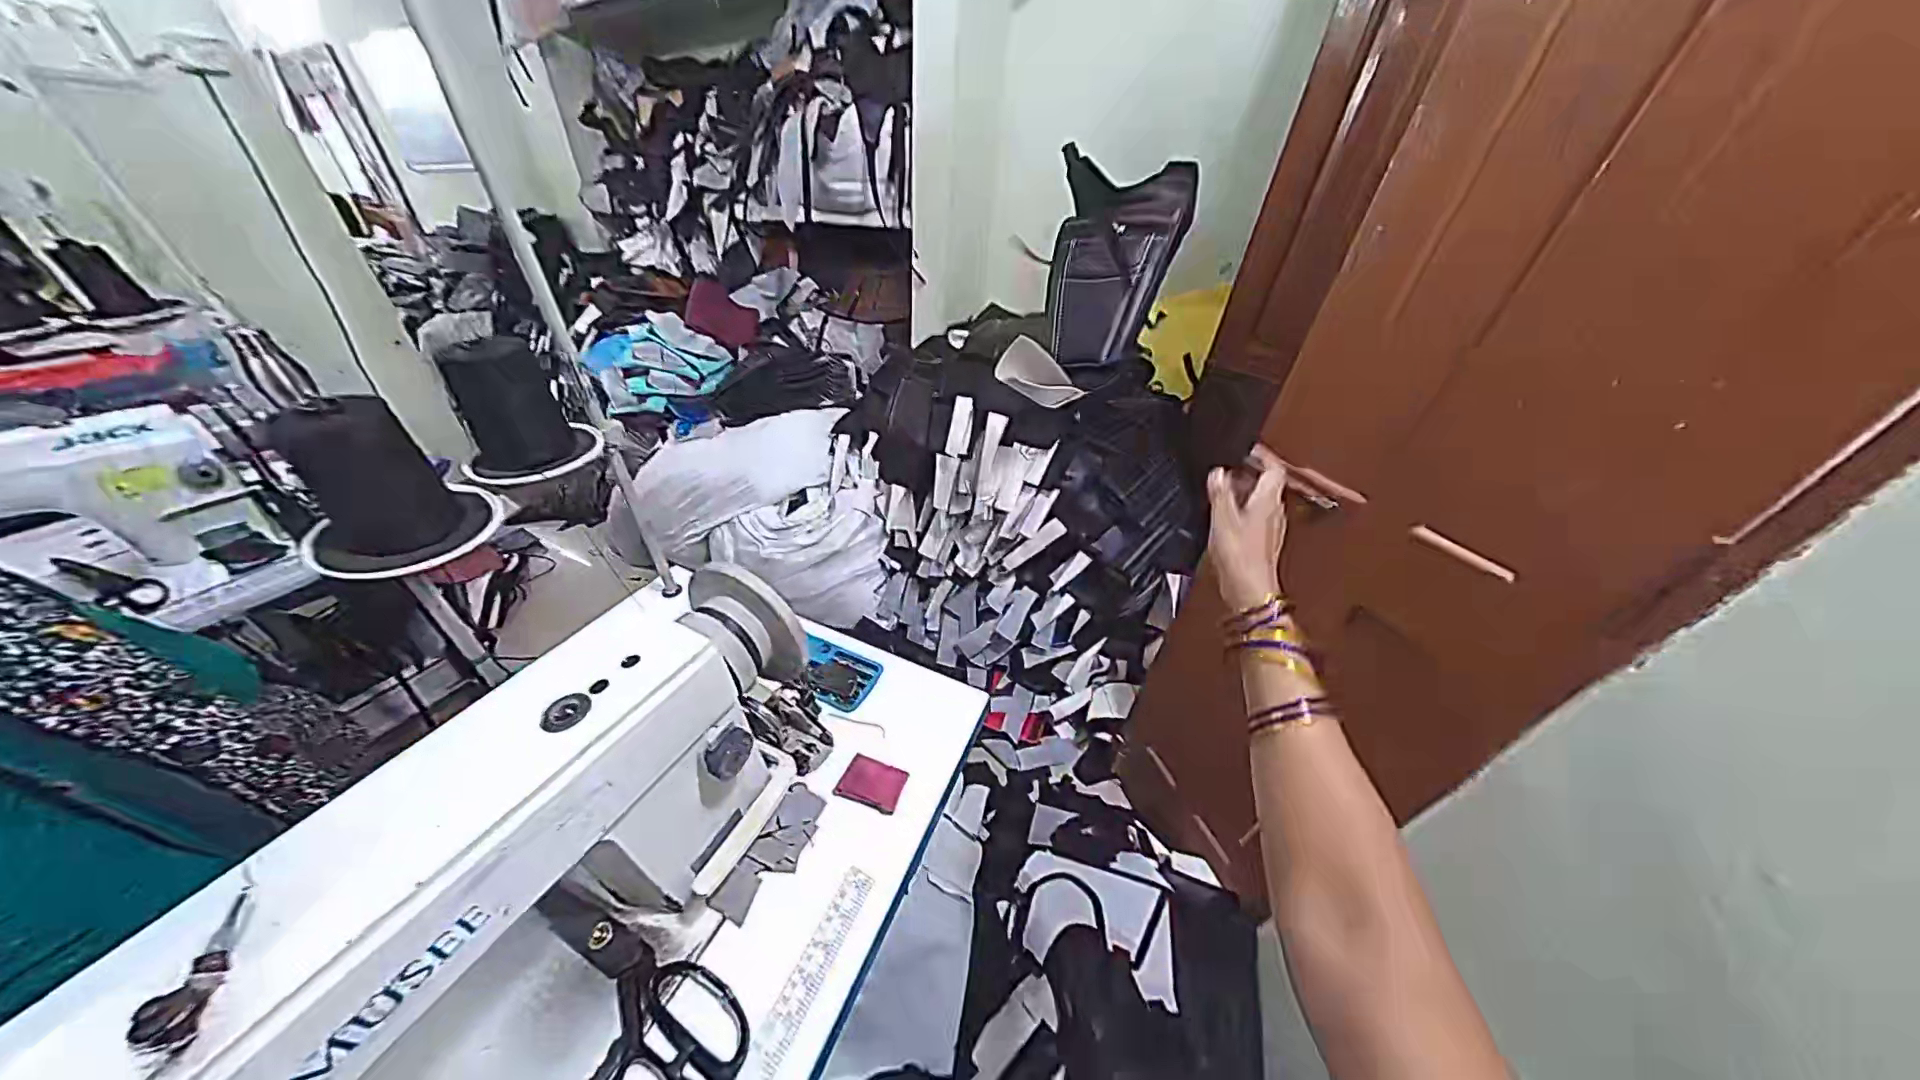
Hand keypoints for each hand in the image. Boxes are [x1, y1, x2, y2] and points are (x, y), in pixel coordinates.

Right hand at [1207, 444, 1289, 611]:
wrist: (1249, 589)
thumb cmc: (1240, 555)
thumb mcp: (1222, 518)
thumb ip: (1220, 492)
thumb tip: (1218, 472)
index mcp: (1269, 500)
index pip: (1273, 468)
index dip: (1260, 456)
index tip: (1244, 451)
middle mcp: (1275, 511)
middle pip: (1266, 483)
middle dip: (1246, 474)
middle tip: (1225, 471)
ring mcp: (1271, 527)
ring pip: (1260, 500)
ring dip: (1243, 492)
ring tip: (1221, 492)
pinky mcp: (1262, 541)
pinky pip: (1255, 517)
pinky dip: (1241, 510)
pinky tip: (1224, 517)